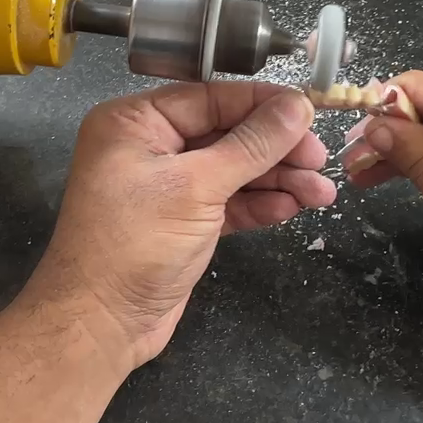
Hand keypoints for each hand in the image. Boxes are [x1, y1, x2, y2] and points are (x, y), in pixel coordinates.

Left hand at [21, 82, 335, 368]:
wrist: (101, 324)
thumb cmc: (137, 244)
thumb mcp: (197, 187)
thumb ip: (252, 145)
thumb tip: (298, 106)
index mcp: (135, 121)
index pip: (210, 98)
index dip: (264, 105)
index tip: (310, 112)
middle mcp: (149, 146)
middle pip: (226, 134)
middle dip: (276, 149)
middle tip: (320, 160)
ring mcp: (166, 186)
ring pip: (232, 170)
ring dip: (276, 180)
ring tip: (320, 192)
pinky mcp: (182, 221)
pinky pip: (227, 202)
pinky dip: (258, 205)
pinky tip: (291, 208)